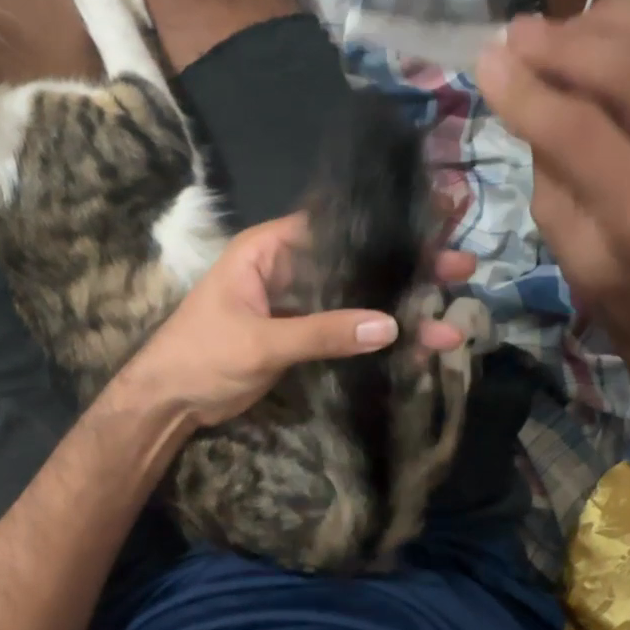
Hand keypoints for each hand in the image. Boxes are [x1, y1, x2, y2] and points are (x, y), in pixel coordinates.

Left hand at [116, 214, 476, 427]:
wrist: (168, 403)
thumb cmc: (200, 357)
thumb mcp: (259, 342)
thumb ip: (322, 333)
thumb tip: (389, 325)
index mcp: (268, 251)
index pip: (334, 226)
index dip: (383, 228)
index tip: (434, 229)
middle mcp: (285, 270)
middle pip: (354, 264)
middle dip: (405, 271)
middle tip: (461, 272)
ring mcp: (293, 305)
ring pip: (354, 301)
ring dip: (397, 311)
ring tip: (451, 324)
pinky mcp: (298, 338)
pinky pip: (343, 332)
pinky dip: (373, 340)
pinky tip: (414, 350)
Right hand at [475, 0, 629, 357]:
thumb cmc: (611, 273)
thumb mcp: (560, 233)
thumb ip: (546, 154)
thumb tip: (513, 71)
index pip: (582, 132)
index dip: (528, 90)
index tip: (486, 61)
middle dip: (567, 42)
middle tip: (517, 34)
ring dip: (609, 19)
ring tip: (562, 33)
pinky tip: (615, 29)